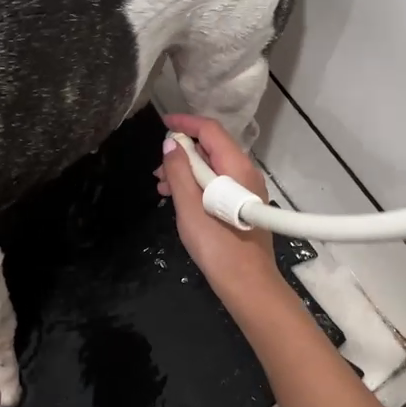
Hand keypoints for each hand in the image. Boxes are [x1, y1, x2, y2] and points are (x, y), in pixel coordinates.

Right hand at [157, 114, 283, 298]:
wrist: (247, 283)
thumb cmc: (217, 244)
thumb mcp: (189, 206)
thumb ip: (179, 172)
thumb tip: (171, 144)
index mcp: (236, 166)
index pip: (210, 130)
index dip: (186, 123)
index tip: (163, 123)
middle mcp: (246, 172)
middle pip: (212, 148)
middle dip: (182, 152)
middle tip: (157, 170)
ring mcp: (247, 189)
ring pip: (214, 167)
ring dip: (187, 171)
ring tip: (162, 188)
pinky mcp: (244, 206)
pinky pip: (219, 183)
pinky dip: (198, 185)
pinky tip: (180, 200)